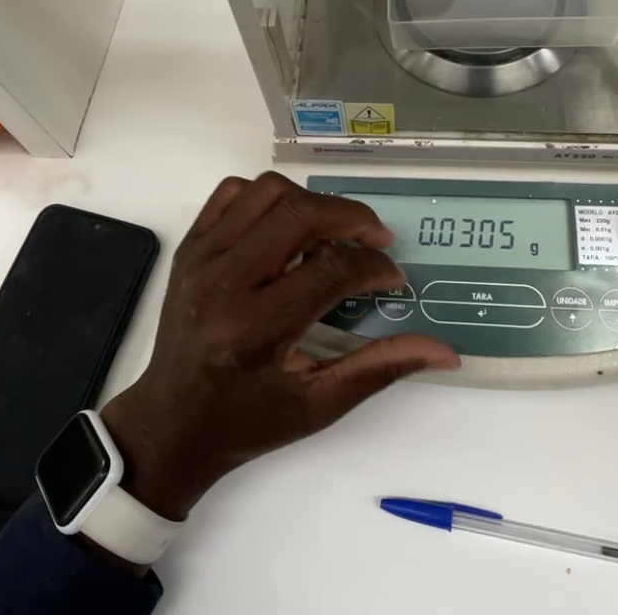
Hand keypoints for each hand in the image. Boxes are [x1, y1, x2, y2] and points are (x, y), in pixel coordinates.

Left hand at [100, 173, 459, 521]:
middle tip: (376, 239)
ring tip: (332, 233)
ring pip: (266, 193)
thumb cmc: (248, 420)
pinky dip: (267, 198)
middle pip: (299, 215)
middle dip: (350, 218)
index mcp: (256, 330)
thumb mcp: (320, 404)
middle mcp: (224, 283)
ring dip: (310, 203)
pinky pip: (231, 193)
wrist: (171, 423)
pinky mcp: (190, 248)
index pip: (330, 270)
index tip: (392, 279)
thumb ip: (382, 368)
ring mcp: (201, 259)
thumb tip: (446, 353)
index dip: (373, 268)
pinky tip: (287, 226)